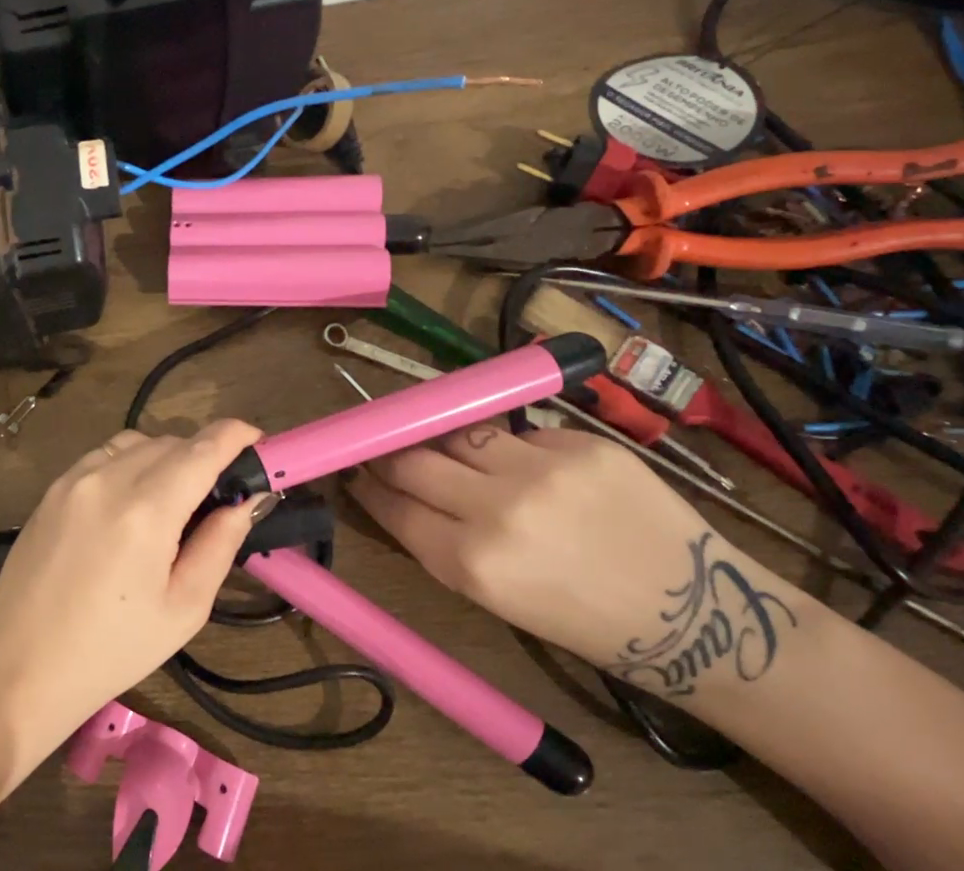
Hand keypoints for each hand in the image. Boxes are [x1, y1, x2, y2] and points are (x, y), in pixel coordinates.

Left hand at [0, 420, 272, 753]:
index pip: (200, 449)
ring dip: (163, 457)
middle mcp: (105, 480)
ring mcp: (71, 481)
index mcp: (144, 510)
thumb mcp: (183, 607)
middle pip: (168, 443)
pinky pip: (100, 458)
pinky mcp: (49, 491)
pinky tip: (130, 505)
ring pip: (131, 443)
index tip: (257, 441)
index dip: (234, 436)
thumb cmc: (113, 649)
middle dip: (201, 456)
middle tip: (219, 495)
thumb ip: (218, 544)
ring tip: (175, 501)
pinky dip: (127, 465)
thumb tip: (245, 501)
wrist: (23, 663)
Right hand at [347, 425, 726, 666]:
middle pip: (412, 459)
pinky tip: (527, 470)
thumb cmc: (586, 622)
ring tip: (446, 449)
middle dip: (389, 453)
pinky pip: (519, 433)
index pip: (391, 504)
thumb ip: (439, 542)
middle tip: (382, 448)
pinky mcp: (584, 444)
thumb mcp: (494, 597)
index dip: (366, 485)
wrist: (703, 616)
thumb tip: (394, 491)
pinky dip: (509, 448)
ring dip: (443, 441)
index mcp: (471, 564)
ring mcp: (544, 470)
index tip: (352, 471)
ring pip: (458, 434)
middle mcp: (499, 510)